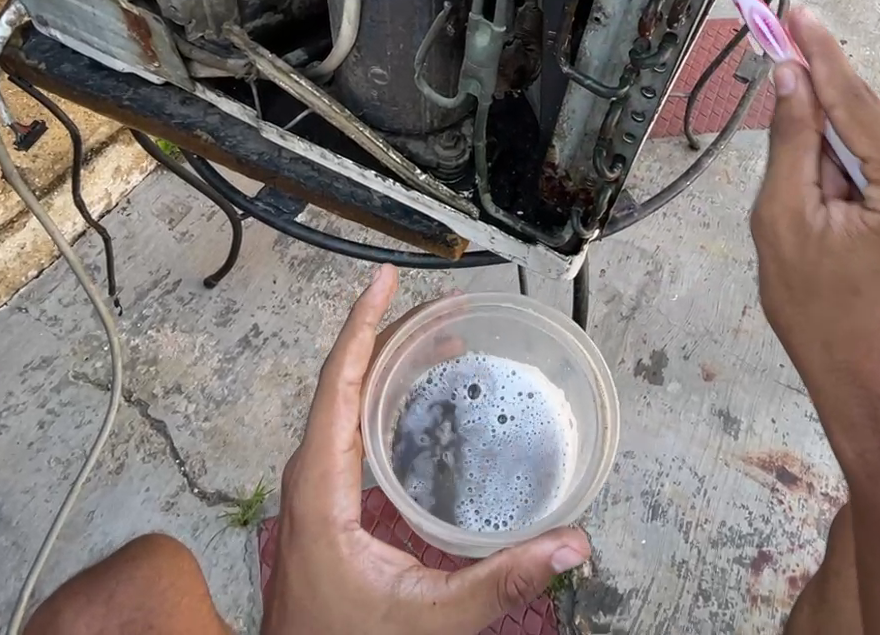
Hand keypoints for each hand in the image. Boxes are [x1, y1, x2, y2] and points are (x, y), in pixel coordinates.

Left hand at [261, 265, 591, 634]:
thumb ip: (499, 581)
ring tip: (442, 335)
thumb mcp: (427, 619)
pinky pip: (349, 418)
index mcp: (321, 487)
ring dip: (389, 356)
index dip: (362, 323)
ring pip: (345, 395)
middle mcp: (311, 473)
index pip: (338, 381)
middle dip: (391, 330)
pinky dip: (382, 387)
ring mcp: (316, 481)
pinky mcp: (327, 492)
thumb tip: (568, 544)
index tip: (383, 280)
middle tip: (446, 306)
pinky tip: (417, 389)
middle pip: (345, 376)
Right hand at [750, 10, 879, 464]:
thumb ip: (792, 143)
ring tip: (821, 224)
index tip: (797, 11)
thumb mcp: (785, 228)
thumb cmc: (827, 323)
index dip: (819, 53)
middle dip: (823, 132)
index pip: (856, 98)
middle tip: (791, 184)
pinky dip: (866, 177)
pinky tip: (847, 223)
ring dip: (843, 162)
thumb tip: (792, 78)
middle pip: (870, 123)